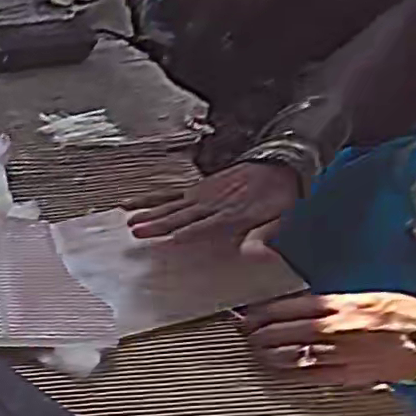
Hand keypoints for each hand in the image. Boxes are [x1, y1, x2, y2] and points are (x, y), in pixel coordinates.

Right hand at [126, 162, 300, 242]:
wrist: (284, 163)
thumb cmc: (283, 196)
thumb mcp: (286, 216)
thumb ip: (266, 234)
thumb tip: (251, 252)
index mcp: (234, 214)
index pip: (206, 226)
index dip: (189, 232)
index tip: (170, 240)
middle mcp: (214, 203)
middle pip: (182, 216)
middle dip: (160, 224)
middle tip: (138, 231)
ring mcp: (202, 194)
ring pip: (171, 206)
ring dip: (150, 214)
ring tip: (130, 222)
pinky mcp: (195, 189)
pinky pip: (168, 195)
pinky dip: (149, 200)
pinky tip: (131, 205)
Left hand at [239, 293, 415, 385]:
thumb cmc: (407, 314)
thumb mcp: (368, 297)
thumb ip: (329, 303)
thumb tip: (290, 307)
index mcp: (344, 306)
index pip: (287, 308)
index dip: (261, 313)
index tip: (247, 315)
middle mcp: (337, 330)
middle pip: (279, 333)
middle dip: (256, 334)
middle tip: (245, 333)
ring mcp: (339, 354)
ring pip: (285, 356)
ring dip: (264, 354)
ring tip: (256, 350)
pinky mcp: (344, 375)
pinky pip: (302, 376)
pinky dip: (282, 372)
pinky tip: (273, 368)